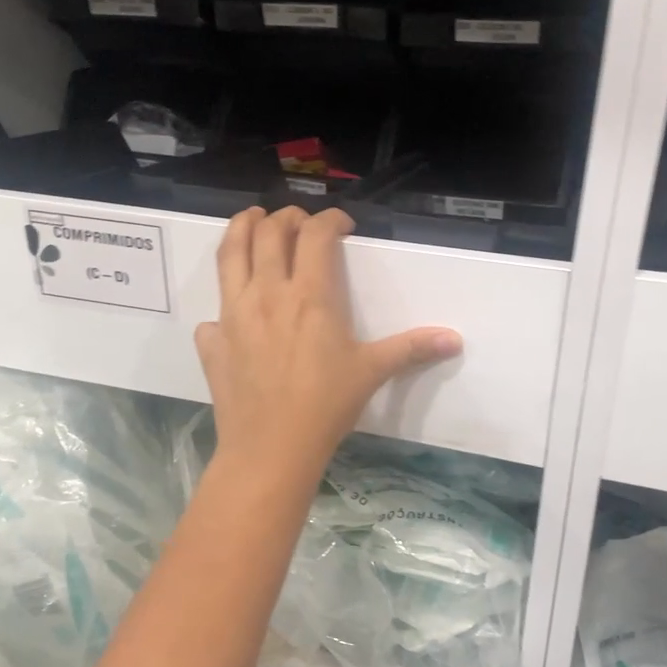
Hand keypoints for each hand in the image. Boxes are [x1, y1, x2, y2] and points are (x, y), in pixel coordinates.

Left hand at [195, 206, 461, 481]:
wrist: (271, 449)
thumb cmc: (326, 406)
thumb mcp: (371, 373)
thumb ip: (410, 348)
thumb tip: (454, 339)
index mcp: (310, 295)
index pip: (316, 235)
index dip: (330, 219)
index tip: (342, 224)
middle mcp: (267, 293)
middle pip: (270, 233)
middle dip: (286, 217)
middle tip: (298, 222)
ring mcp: (233, 314)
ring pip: (230, 254)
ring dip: (241, 229)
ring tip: (250, 220)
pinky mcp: (212, 341)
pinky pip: (212, 309)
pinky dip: (223, 299)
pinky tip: (232, 309)